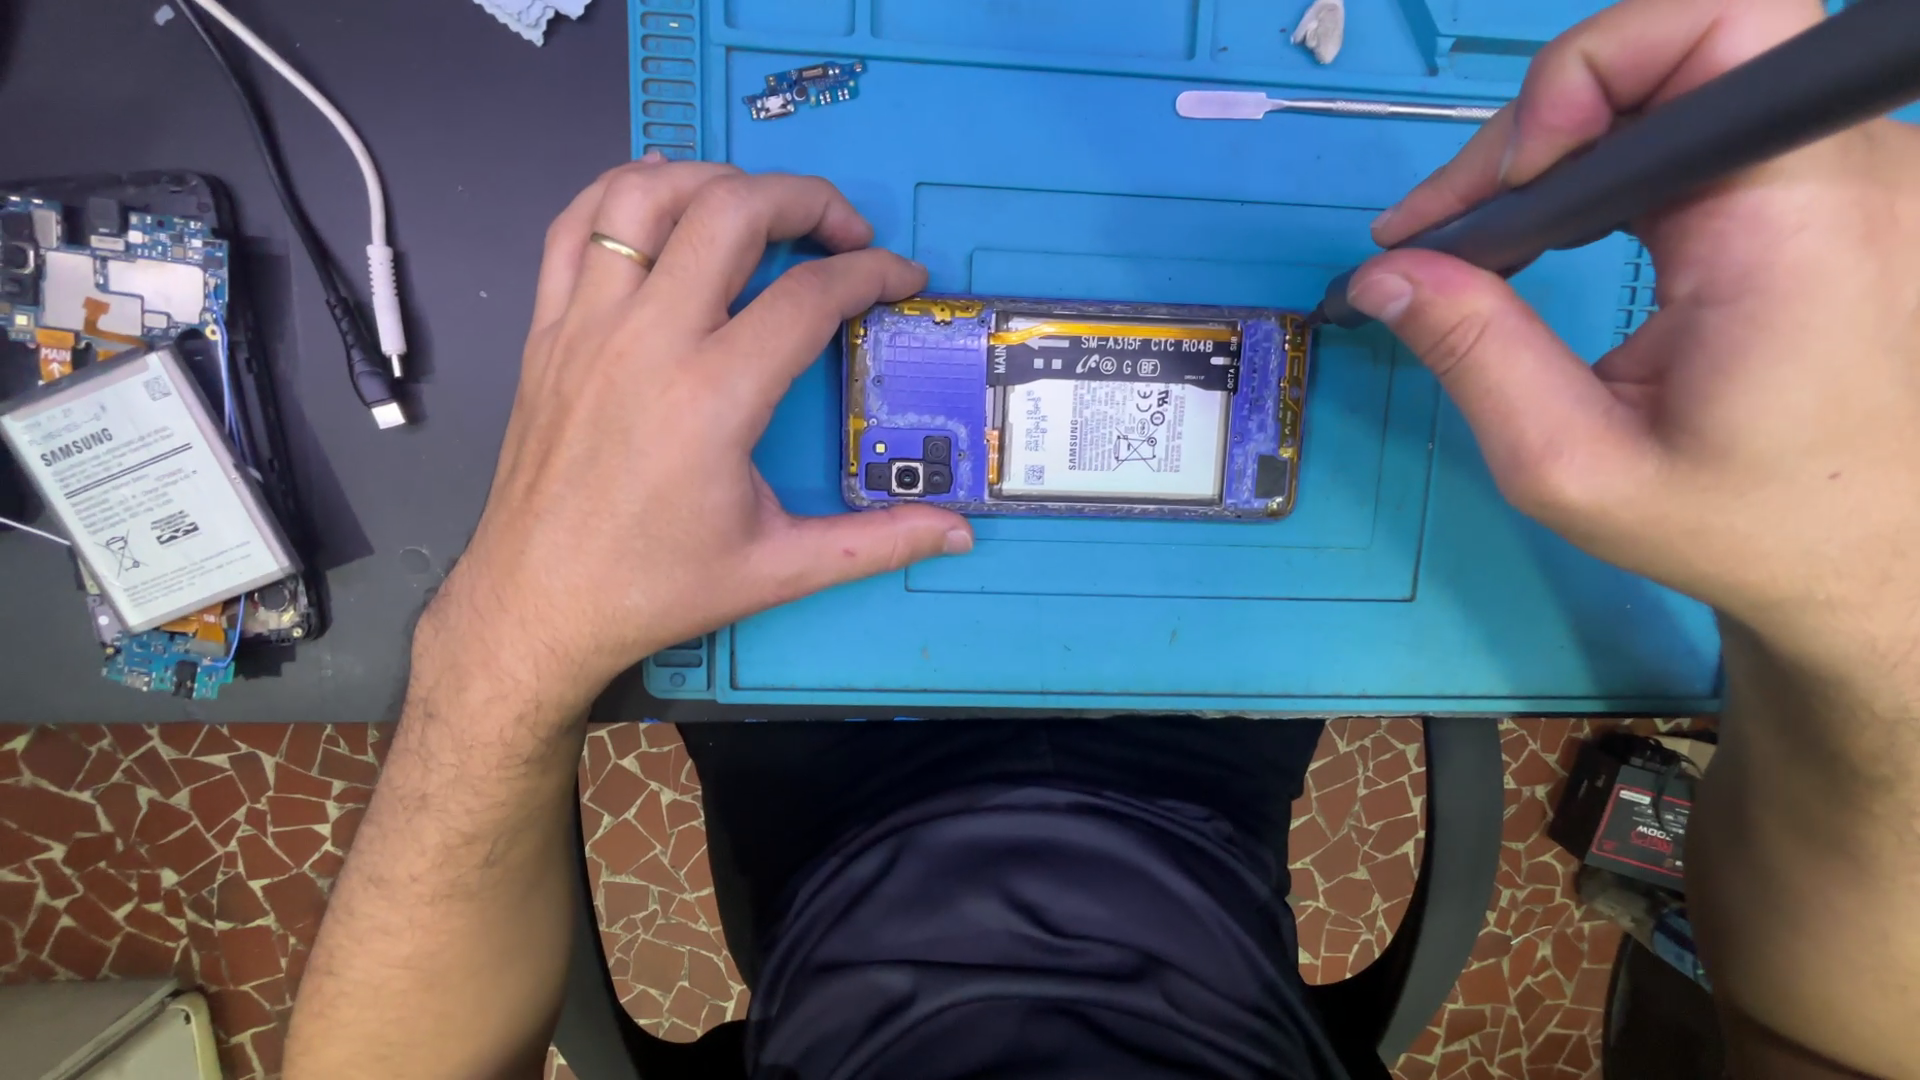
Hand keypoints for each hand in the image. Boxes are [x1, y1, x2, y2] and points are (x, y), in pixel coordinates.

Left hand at [419, 160, 971, 712]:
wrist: (540, 602)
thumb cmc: (661, 588)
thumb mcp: (782, 570)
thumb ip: (879, 542)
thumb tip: (960, 532)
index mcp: (714, 398)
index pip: (810, 297)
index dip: (872, 274)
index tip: (903, 277)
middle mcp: (647, 342)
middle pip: (732, 213)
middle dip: (806, 201)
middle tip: (846, 231)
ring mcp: (586, 327)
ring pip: (644, 196)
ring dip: (716, 181)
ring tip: (762, 207)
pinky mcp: (546, 331)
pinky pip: (574, 226)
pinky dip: (624, 194)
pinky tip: (664, 203)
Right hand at [1349, 0, 1919, 694]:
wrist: (1860, 553)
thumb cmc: (1725, 522)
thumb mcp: (1562, 460)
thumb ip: (1474, 354)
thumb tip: (1384, 274)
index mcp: (1792, 217)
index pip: (1714, 32)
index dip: (1580, 77)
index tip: (1500, 192)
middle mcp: (1829, 166)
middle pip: (1658, 63)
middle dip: (1519, 139)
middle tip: (1426, 239)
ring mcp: (1822, 174)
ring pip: (1654, 97)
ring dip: (1538, 159)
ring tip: (1456, 247)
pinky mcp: (1799, 196)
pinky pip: (1670, 140)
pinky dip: (1578, 177)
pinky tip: (1522, 242)